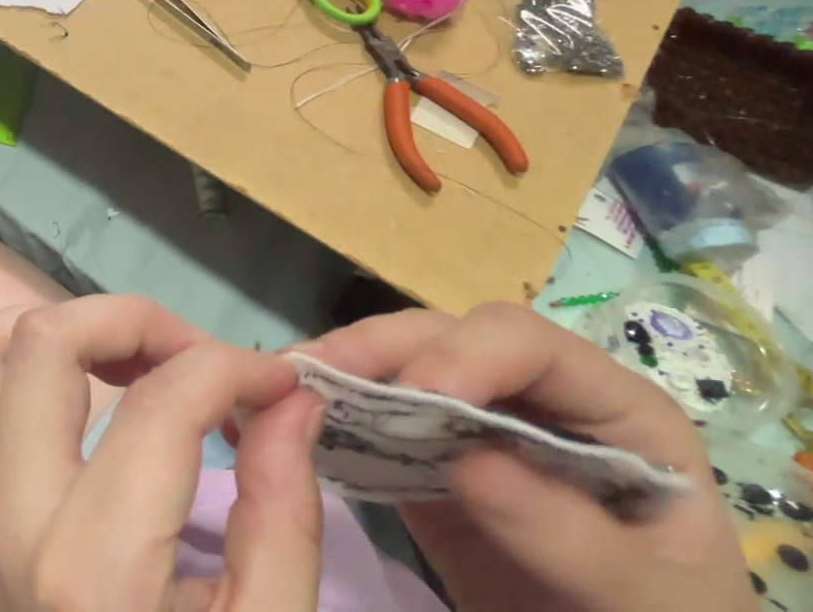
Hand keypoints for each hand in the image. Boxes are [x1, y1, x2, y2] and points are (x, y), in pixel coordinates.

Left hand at [0, 295, 326, 610]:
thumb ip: (283, 517)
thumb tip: (291, 400)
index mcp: (91, 563)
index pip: (157, 406)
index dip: (232, 370)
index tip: (281, 383)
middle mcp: (10, 509)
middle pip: (43, 342)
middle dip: (134, 321)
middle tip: (202, 359)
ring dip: (59, 326)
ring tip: (133, 361)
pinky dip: (5, 358)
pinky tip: (70, 384)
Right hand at [301, 302, 750, 611]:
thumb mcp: (643, 594)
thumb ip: (569, 531)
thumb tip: (469, 458)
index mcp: (606, 407)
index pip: (524, 342)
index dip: (464, 353)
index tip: (414, 395)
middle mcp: (529, 394)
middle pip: (441, 335)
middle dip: (373, 347)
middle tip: (307, 371)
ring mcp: (468, 419)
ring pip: (394, 362)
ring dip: (334, 367)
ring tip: (277, 381)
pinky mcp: (420, 451)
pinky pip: (368, 414)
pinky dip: (322, 408)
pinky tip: (278, 411)